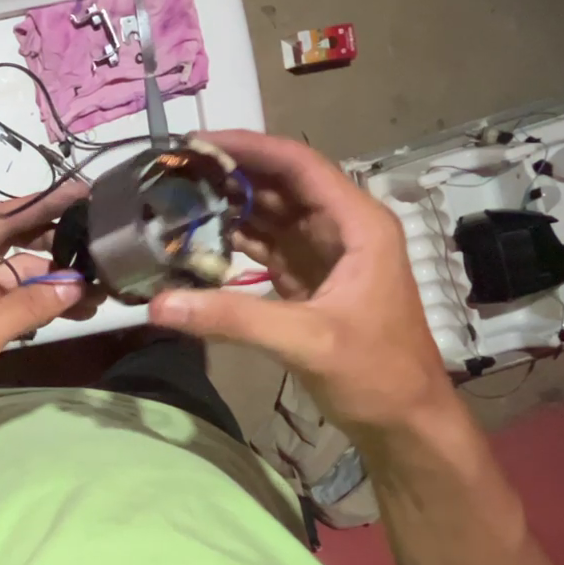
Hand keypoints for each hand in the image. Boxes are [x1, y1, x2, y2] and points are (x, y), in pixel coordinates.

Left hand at [0, 186, 88, 455]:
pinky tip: (76, 310)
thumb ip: (25, 307)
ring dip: (55, 283)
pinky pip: (20, 309)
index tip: (77, 194)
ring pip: (21, 281)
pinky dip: (45, 308)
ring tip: (98, 288)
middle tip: (98, 244)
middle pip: (13, 247)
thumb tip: (75, 285)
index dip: (36, 205)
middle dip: (53, 244)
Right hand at [147, 130, 455, 436]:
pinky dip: (232, 241)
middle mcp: (341, 229)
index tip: (196, 141)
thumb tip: (158, 304)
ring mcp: (324, 255)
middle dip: (230, 174)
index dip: (249, 147)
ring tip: (174, 199)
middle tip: (172, 171)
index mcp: (357, 225)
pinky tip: (196, 241)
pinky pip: (264, 246)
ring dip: (227, 206)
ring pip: (269, 214)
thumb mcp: (306, 341)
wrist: (405, 423)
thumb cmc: (375, 373)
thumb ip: (232, 318)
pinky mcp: (307, 281)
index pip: (298, 165)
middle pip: (279, 185)